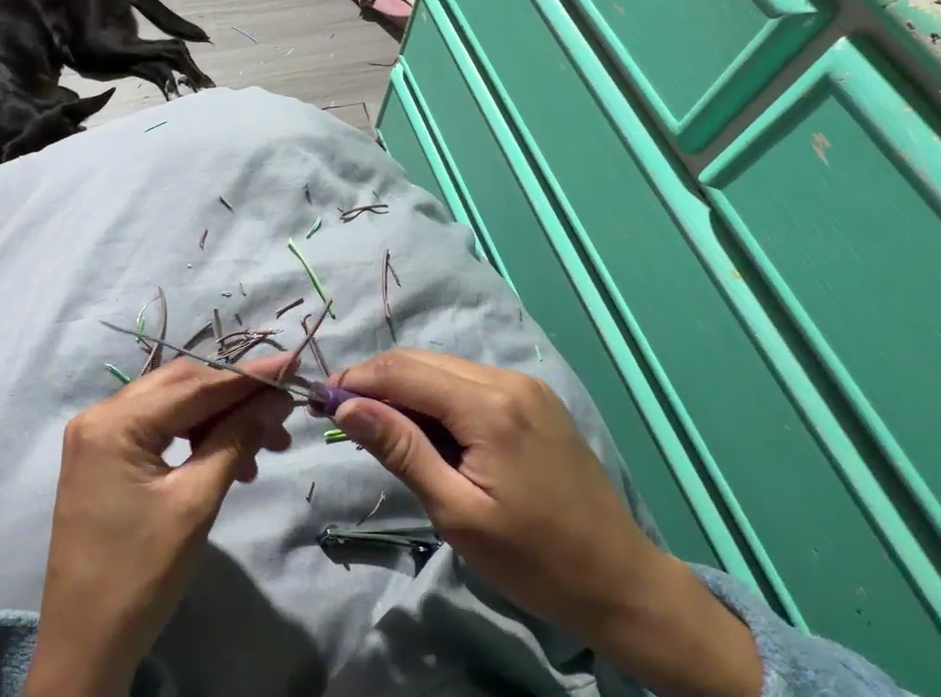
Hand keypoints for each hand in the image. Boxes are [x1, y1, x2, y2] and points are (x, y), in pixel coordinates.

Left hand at [24, 354, 294, 696]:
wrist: (87, 641)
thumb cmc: (142, 573)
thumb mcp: (195, 502)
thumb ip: (235, 439)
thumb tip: (276, 399)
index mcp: (114, 422)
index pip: (194, 384)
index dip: (248, 375)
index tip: (293, 363)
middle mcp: (99, 416)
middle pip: (180, 388)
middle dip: (235, 397)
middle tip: (284, 415)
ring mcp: (97, 437)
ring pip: (171, 408)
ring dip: (218, 420)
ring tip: (264, 448)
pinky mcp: (103, 459)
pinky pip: (156, 431)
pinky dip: (194, 439)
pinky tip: (229, 460)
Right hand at [332, 350, 761, 696]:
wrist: (620, 581)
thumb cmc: (534, 559)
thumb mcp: (457, 512)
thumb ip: (401, 450)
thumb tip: (346, 407)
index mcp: (489, 407)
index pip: (403, 371)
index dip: (356, 381)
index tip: (319, 403)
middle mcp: (508, 380)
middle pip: (421, 360)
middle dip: (375, 380)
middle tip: (341, 416)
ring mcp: (526, 387)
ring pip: (444, 366)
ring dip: (404, 387)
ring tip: (377, 426)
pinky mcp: (535, 400)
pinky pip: (469, 381)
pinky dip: (436, 395)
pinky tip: (424, 428)